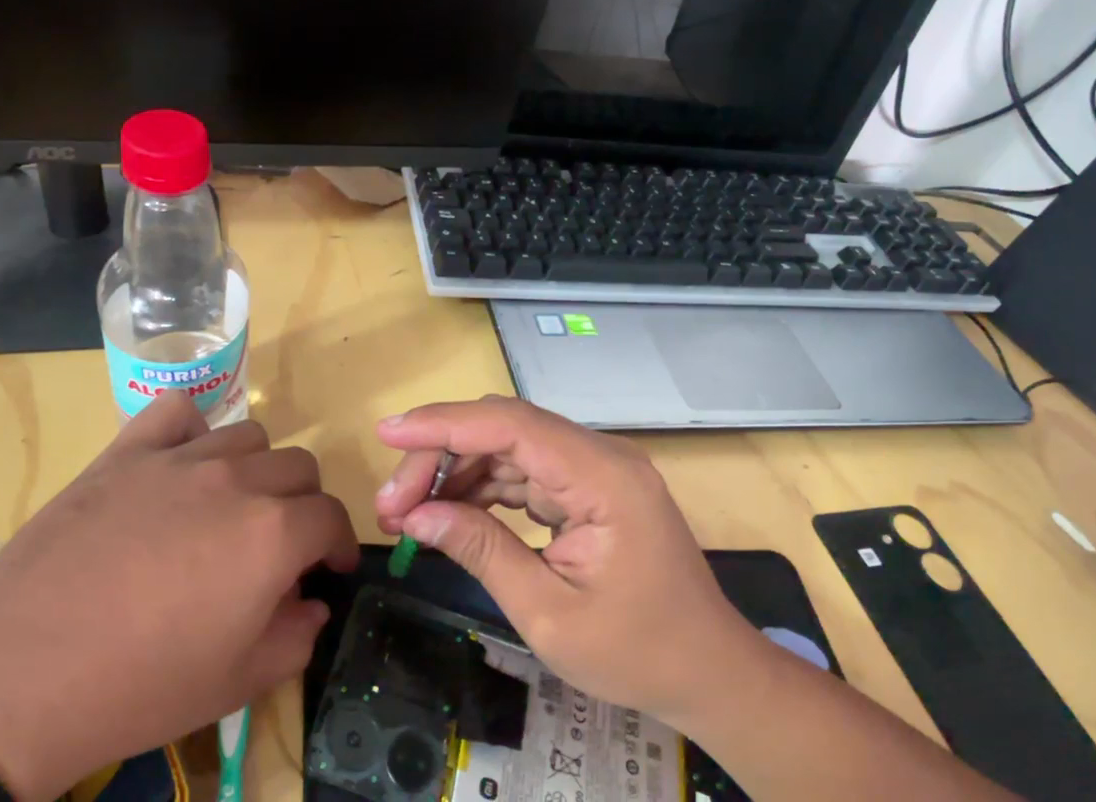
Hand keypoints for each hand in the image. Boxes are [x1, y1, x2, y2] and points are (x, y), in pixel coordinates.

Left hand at [0, 393, 358, 798]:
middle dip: (304, 506)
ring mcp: (176, 459)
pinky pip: (176, 412)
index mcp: (273, 533)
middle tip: (281, 546)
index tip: (327, 570)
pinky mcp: (123, 454)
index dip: (338, 545)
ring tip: (231, 509)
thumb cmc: (139, 688)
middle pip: (298, 466)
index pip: (330, 517)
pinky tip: (181, 465)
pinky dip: (193, 430)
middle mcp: (235, 480)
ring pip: (247, 437)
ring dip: (256, 470)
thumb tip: (308, 603)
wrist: (18, 677)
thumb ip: (295, 637)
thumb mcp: (238, 683)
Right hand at [374, 396, 759, 723]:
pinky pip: (526, 473)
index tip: (386, 432)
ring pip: (509, 448)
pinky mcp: (590, 489)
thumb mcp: (547, 612)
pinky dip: (483, 489)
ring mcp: (597, 471)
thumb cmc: (635, 652)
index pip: (510, 425)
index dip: (442, 424)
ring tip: (407, 513)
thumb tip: (417, 516)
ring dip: (456, 473)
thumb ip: (481, 551)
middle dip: (440, 456)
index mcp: (602, 478)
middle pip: (504, 430)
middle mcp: (600, 458)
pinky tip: (449, 514)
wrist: (708, 671)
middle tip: (391, 504)